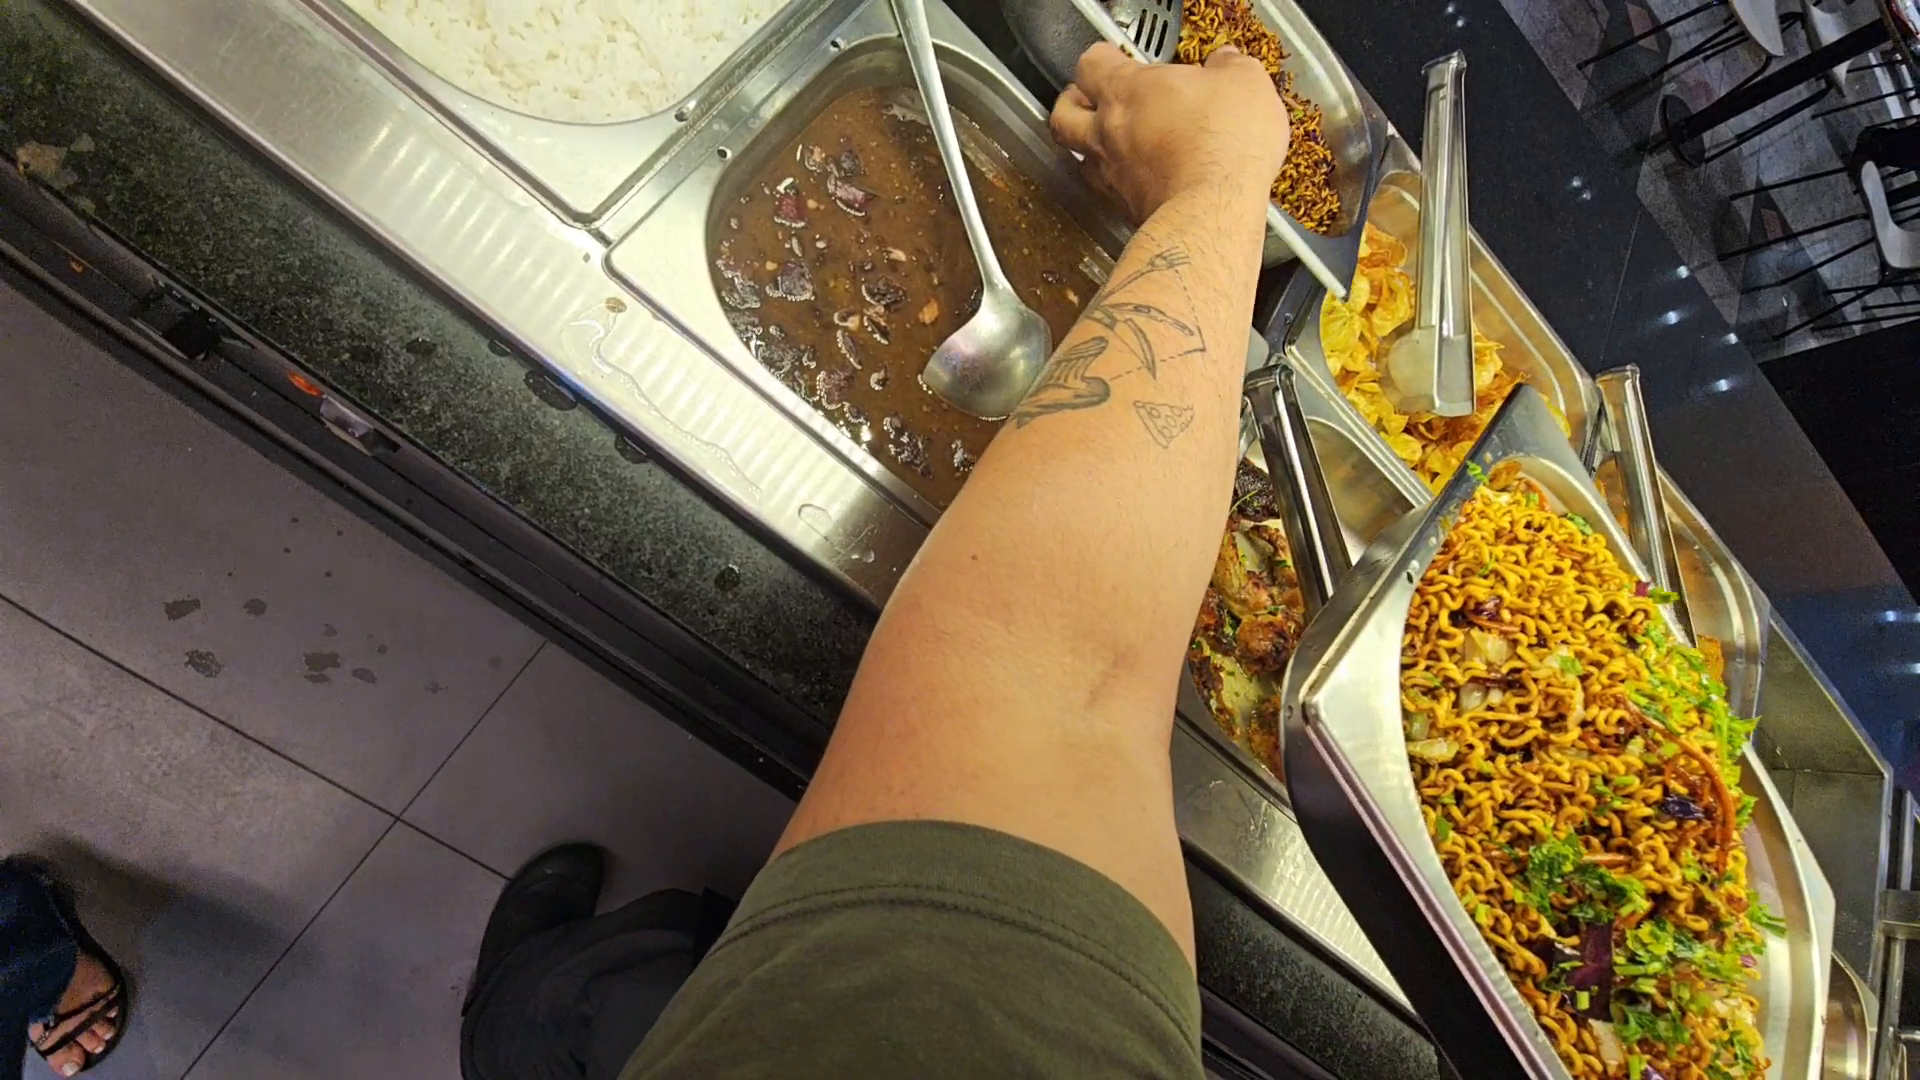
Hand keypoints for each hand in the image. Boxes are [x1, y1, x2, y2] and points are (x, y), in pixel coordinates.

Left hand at [1049, 43, 1288, 223]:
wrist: (1210, 212)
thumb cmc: (1222, 145)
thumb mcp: (1243, 82)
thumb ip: (1227, 68)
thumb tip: (1226, 64)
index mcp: (1128, 91)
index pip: (1090, 64)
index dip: (1100, 59)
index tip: (1112, 58)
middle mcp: (1108, 135)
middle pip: (1063, 117)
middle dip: (1070, 106)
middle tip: (1084, 101)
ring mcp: (1112, 178)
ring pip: (1080, 161)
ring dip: (1090, 151)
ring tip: (1109, 146)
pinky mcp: (1125, 212)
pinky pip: (1108, 194)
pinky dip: (1117, 185)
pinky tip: (1137, 182)